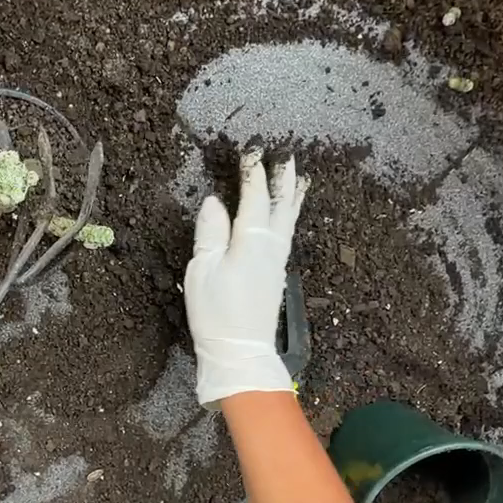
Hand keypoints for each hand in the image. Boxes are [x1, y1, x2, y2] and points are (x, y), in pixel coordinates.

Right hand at [184, 149, 306, 407]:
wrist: (240, 352)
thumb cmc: (216, 313)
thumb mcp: (202, 271)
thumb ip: (210, 233)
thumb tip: (214, 202)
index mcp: (250, 242)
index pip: (254, 199)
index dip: (253, 174)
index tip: (253, 150)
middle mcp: (269, 249)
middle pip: (281, 207)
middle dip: (284, 180)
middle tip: (290, 156)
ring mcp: (276, 264)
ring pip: (288, 222)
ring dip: (292, 198)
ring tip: (299, 180)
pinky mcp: (275, 278)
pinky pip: (285, 236)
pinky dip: (288, 219)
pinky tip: (286, 219)